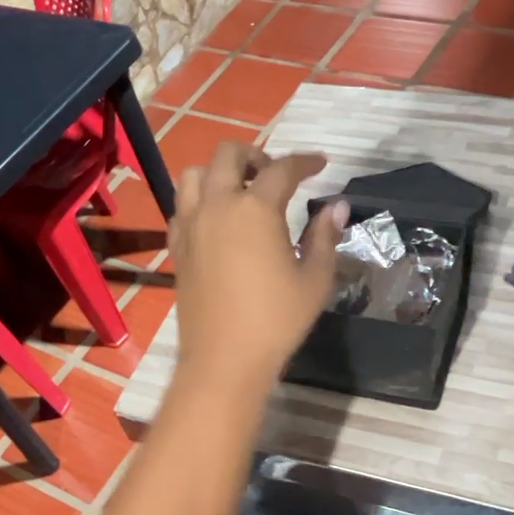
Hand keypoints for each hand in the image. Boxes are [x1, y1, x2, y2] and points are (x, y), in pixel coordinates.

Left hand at [167, 143, 347, 392]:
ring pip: (194, 175)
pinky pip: (181, 207)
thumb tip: (336, 208)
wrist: (225, 360)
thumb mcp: (314, 281)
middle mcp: (217, 206)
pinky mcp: (177, 248)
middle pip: (228, 155)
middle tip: (274, 174)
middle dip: (255, 155)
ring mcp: (191, 226)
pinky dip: (198, 201)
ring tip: (239, 192)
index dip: (304, 162)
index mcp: (256, 209)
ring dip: (218, 173)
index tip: (320, 164)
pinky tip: (216, 221)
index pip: (282, 169)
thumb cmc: (277, 322)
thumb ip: (325, 238)